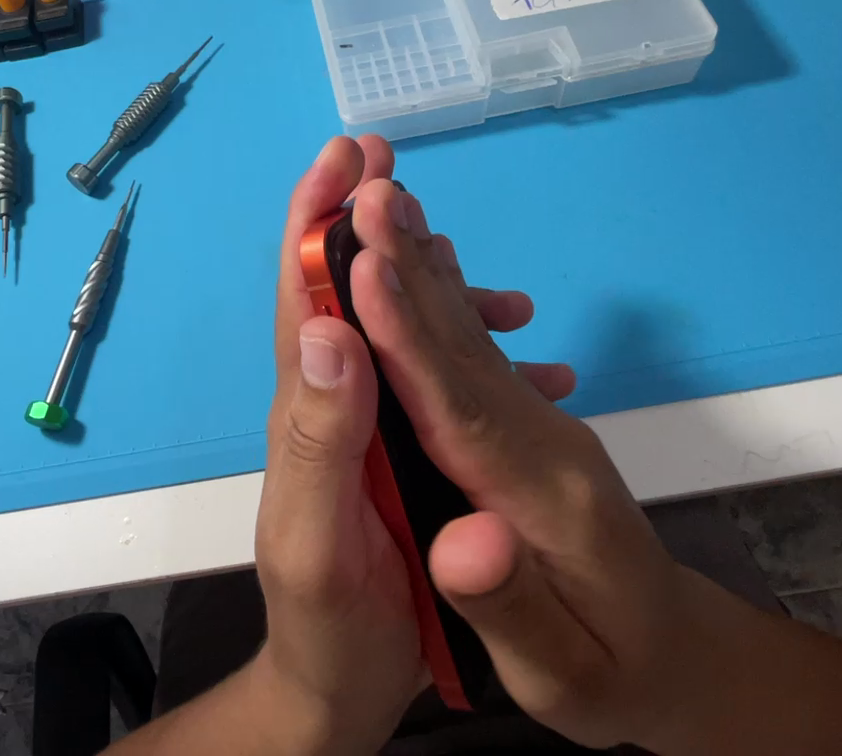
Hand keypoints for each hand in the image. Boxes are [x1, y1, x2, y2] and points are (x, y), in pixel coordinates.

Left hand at [252, 135, 580, 751]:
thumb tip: (328, 327)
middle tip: (402, 172)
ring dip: (438, 287)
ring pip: (402, 326)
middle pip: (350, 290)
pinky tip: (537, 361)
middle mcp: (336, 396)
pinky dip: (483, 355)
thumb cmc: (327, 619)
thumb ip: (320, 439)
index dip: (317, 219)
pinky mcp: (410, 445)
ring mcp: (375, 418)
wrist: (346, 684)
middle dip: (371, 223)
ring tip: (498, 286)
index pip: (304, 294)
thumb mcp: (320, 537)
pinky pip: (442, 379)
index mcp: (307, 407)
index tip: (346, 158)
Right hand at [337, 171, 699, 749]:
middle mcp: (539, 434)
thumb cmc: (611, 674)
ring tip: (383, 195)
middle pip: (458, 343)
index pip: (458, 403)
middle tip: (365, 187)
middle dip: (406, 264)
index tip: (365, 267)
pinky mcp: (527, 416)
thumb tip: (461, 541)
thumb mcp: (562, 677)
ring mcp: (537, 417)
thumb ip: (509, 607)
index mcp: (541, 493)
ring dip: (420, 260)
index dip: (406, 334)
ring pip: (464, 330)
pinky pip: (472, 345)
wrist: (681, 652)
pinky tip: (419, 255)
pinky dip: (439, 293)